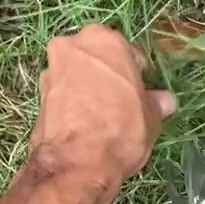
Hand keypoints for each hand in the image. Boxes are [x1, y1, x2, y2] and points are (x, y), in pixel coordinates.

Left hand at [28, 24, 176, 203]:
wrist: (76, 163)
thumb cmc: (121, 130)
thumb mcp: (150, 118)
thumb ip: (156, 104)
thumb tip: (166, 101)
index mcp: (105, 40)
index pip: (130, 54)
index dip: (138, 76)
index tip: (142, 95)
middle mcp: (73, 46)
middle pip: (98, 60)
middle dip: (109, 78)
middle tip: (122, 104)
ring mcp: (51, 70)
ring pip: (78, 76)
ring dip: (89, 90)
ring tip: (101, 118)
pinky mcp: (38, 96)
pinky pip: (63, 95)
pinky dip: (73, 105)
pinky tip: (84, 125)